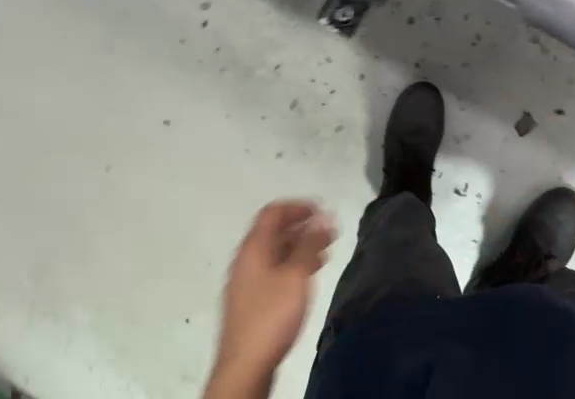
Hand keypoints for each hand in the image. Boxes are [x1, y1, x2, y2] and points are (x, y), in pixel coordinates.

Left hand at [207, 200, 336, 397]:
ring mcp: (246, 283)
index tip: (323, 211)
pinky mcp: (250, 304)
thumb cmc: (272, 316)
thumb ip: (310, 244)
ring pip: (275, 254)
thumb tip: (321, 216)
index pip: (273, 212)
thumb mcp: (296, 276)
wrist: (244, 368)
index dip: (298, 207)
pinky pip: (273, 272)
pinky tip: (307, 279)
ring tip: (325, 254)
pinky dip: (292, 266)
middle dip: (302, 228)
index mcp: (253, 248)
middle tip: (330, 233)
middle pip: (273, 232)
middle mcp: (245, 261)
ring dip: (299, 248)